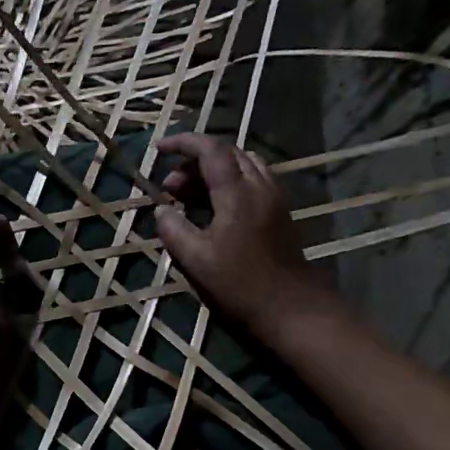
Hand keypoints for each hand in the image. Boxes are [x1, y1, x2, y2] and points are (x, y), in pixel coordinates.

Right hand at [153, 133, 337, 331]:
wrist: (289, 306)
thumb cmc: (239, 284)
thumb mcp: (196, 260)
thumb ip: (174, 229)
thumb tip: (161, 210)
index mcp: (237, 192)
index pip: (210, 149)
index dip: (183, 143)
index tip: (159, 149)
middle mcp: (259, 185)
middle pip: (226, 152)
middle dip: (194, 160)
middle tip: (170, 188)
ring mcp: (274, 196)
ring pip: (242, 163)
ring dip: (213, 169)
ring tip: (190, 196)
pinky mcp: (280, 210)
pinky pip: (253, 178)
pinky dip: (229, 180)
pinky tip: (215, 206)